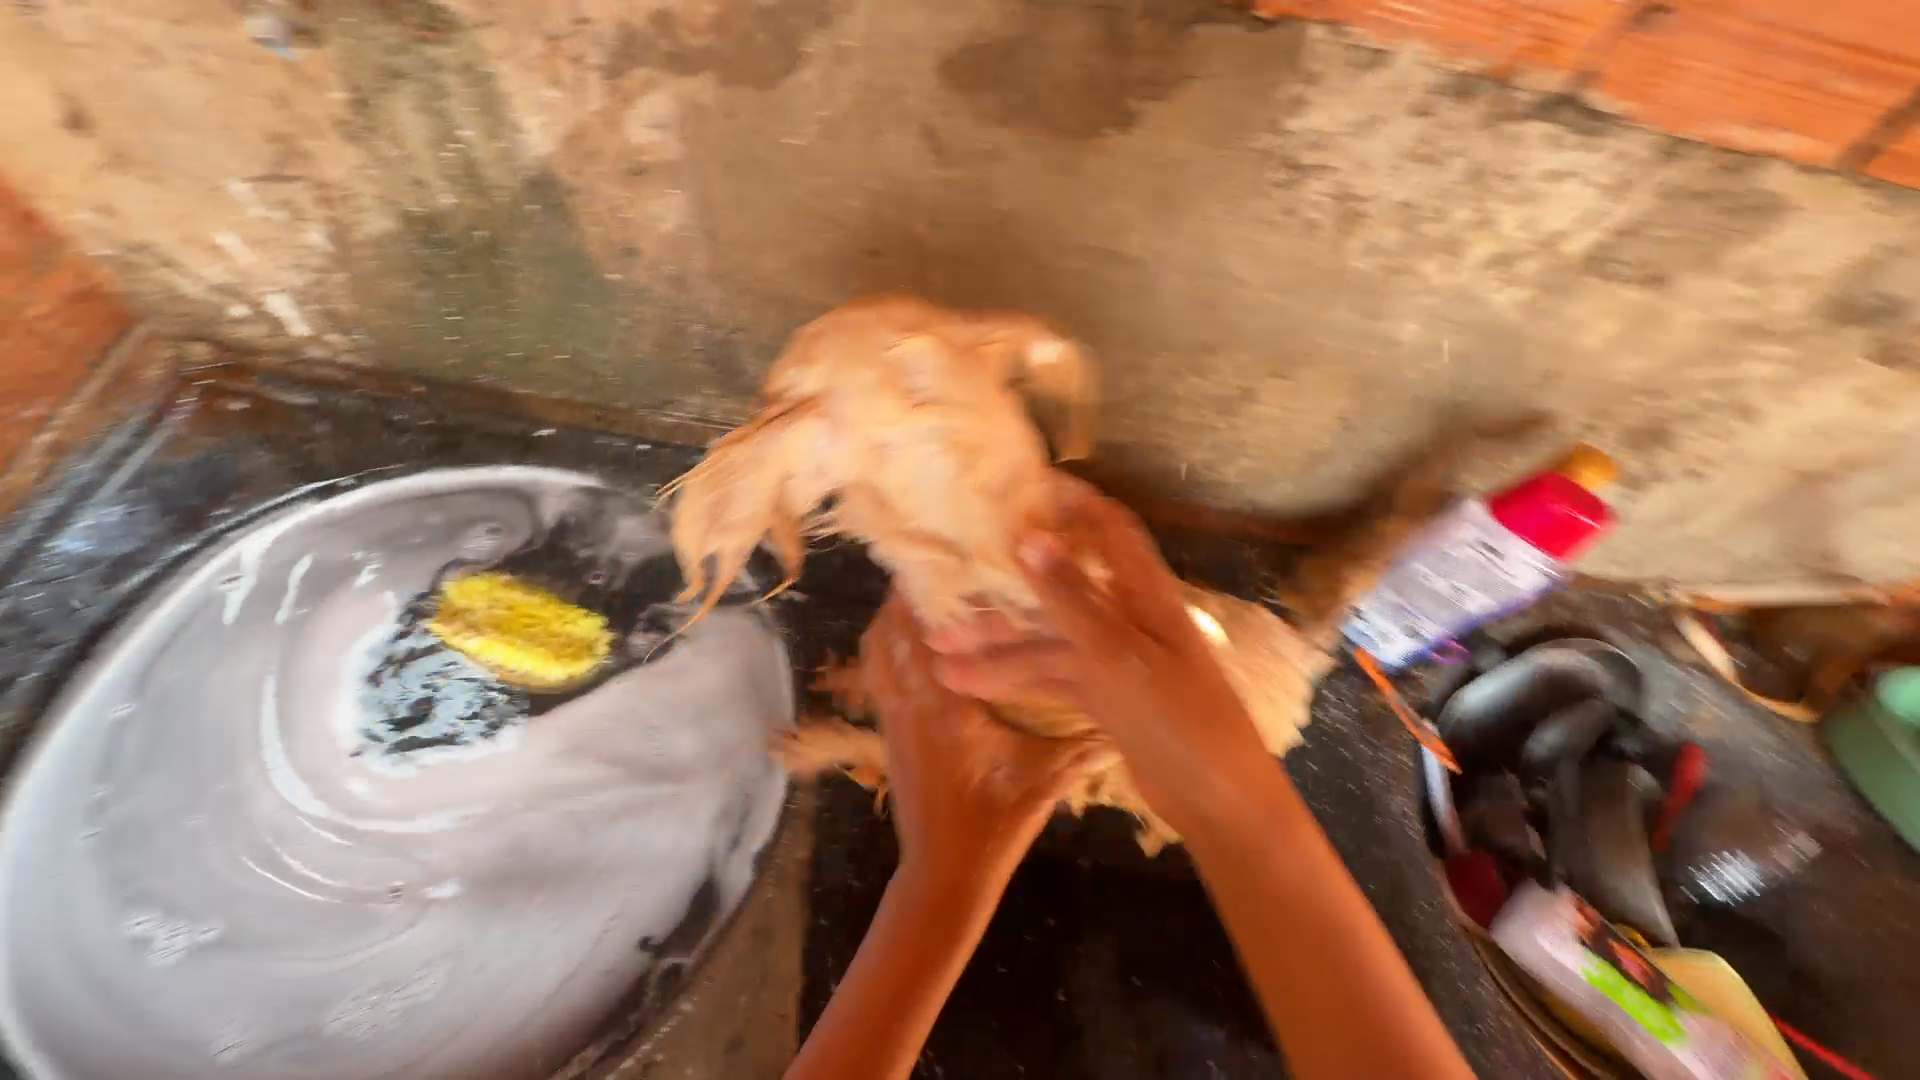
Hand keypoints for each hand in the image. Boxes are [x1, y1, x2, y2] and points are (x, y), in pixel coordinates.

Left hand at [861, 591, 1110, 884]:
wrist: (943, 875)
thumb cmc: (995, 822)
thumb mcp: (1046, 780)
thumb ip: (1085, 745)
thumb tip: (1125, 720)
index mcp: (947, 705)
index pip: (924, 632)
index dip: (927, 592)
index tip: (944, 561)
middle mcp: (911, 702)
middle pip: (888, 633)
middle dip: (905, 597)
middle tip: (935, 571)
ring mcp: (894, 719)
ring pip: (876, 654)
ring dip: (891, 623)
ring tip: (921, 600)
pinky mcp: (888, 735)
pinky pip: (878, 678)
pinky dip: (888, 652)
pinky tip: (915, 647)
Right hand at [925, 472, 1272, 831]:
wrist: (1219, 802)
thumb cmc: (1180, 719)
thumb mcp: (1120, 656)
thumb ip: (1072, 599)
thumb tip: (1029, 538)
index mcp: (1143, 593)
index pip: (1107, 527)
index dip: (1070, 502)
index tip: (1019, 487)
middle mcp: (1126, 617)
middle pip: (1061, 587)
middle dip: (1007, 586)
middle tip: (950, 582)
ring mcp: (1113, 659)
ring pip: (1047, 638)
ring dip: (997, 641)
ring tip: (937, 644)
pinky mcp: (1104, 696)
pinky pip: (1050, 675)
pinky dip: (1012, 676)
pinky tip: (965, 682)